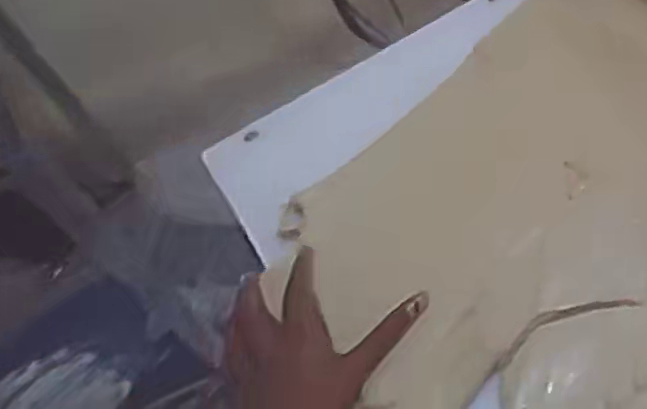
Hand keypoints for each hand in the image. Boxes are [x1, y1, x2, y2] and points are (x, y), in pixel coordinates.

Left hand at [227, 246, 426, 408]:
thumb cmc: (319, 404)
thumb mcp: (358, 369)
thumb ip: (387, 334)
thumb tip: (419, 300)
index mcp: (299, 334)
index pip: (299, 293)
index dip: (302, 270)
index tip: (304, 252)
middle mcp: (268, 348)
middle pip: (252, 313)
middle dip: (251, 293)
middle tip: (253, 276)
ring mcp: (248, 374)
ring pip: (234, 339)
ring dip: (233, 319)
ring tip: (235, 306)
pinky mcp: (237, 395)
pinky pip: (226, 367)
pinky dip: (227, 353)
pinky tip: (228, 354)